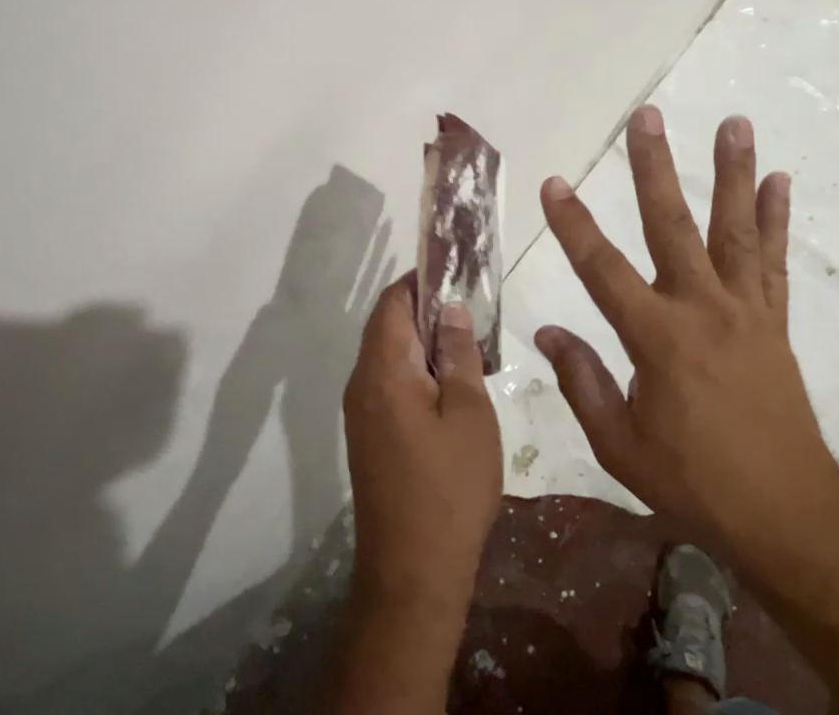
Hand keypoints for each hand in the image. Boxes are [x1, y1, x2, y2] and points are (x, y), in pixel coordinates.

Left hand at [342, 274, 501, 611]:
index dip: (422, 279)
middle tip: (476, 308)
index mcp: (382, 371)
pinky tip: (455, 386)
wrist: (414, 569)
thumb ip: (458, 355)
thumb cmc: (450, 486)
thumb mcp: (469, 413)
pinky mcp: (371, 438)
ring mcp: (362, 414)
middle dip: (428, 310)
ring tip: (474, 345)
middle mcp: (361, 385)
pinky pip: (391, 386)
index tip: (459, 268)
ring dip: (427, 344)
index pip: (393, 303)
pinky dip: (420, 373)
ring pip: (391, 358)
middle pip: (389, 327)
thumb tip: (449, 309)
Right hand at [534, 107, 838, 575]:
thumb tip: (548, 331)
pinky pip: (773, 262)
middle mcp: (702, 308)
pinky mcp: (774, 323)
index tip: (552, 182)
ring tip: (733, 123)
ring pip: (735, 229)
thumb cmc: (692, 482)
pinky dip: (776, 220)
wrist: (784, 510)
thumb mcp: (618, 443)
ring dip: (732, 173)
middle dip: (655, 168)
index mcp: (656, 337)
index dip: (573, 224)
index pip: (602, 268)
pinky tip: (778, 184)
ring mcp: (745, 311)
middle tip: (648, 117)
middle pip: (673, 225)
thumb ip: (581, 382)